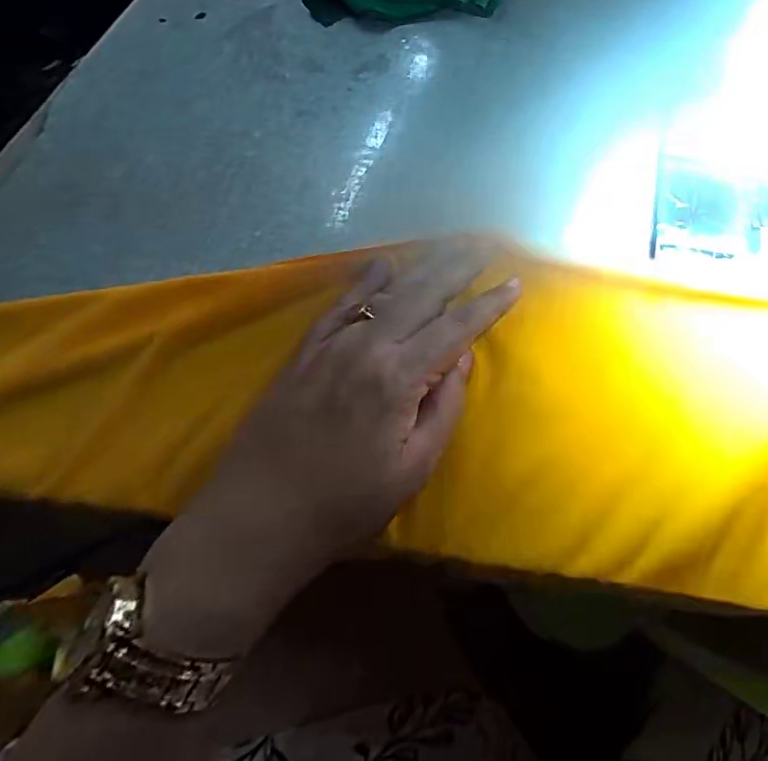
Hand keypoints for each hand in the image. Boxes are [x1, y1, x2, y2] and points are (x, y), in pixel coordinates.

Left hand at [141, 238, 521, 656]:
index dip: (489, 304)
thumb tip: (460, 359)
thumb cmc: (346, 504)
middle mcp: (365, 350)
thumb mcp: (415, 466)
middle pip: (423, 295)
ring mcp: (329, 348)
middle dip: (459, 266)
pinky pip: (340, 307)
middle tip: (487, 243)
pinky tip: (382, 265)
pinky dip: (364, 283)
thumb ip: (444, 406)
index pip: (457, 328)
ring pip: (385, 294)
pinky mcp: (303, 355)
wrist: (251, 524)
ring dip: (422, 266)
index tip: (515, 283)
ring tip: (449, 245)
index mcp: (398, 379)